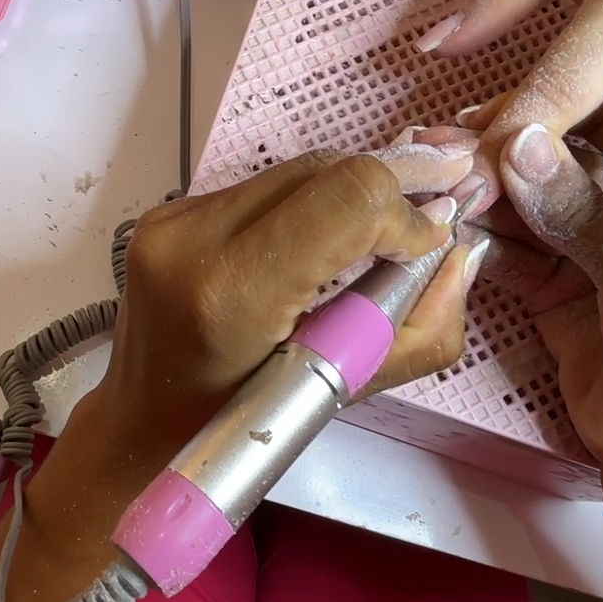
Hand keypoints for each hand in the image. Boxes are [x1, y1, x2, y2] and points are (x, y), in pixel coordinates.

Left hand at [31, 149, 485, 546]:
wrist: (141, 425)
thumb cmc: (235, 430)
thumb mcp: (339, 394)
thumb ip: (417, 328)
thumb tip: (461, 252)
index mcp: (229, 293)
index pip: (345, 200)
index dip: (404, 208)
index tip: (432, 236)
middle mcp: (189, 237)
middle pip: (324, 170)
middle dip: (393, 178)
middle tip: (447, 176)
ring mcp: (171, 219)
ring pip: (295, 171)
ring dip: (355, 186)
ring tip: (404, 197)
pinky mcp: (168, 213)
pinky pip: (264, 188)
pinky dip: (313, 199)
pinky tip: (341, 219)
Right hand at [483, 122, 602, 506]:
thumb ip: (581, 211)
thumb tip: (517, 142)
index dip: (556, 113)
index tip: (493, 111)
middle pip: (563, 165)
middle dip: (507, 158)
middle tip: (446, 147)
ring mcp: (591, 251)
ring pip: (531, 209)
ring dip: (486, 201)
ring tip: (436, 186)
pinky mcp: (555, 291)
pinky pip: (513, 256)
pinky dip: (481, 246)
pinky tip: (448, 232)